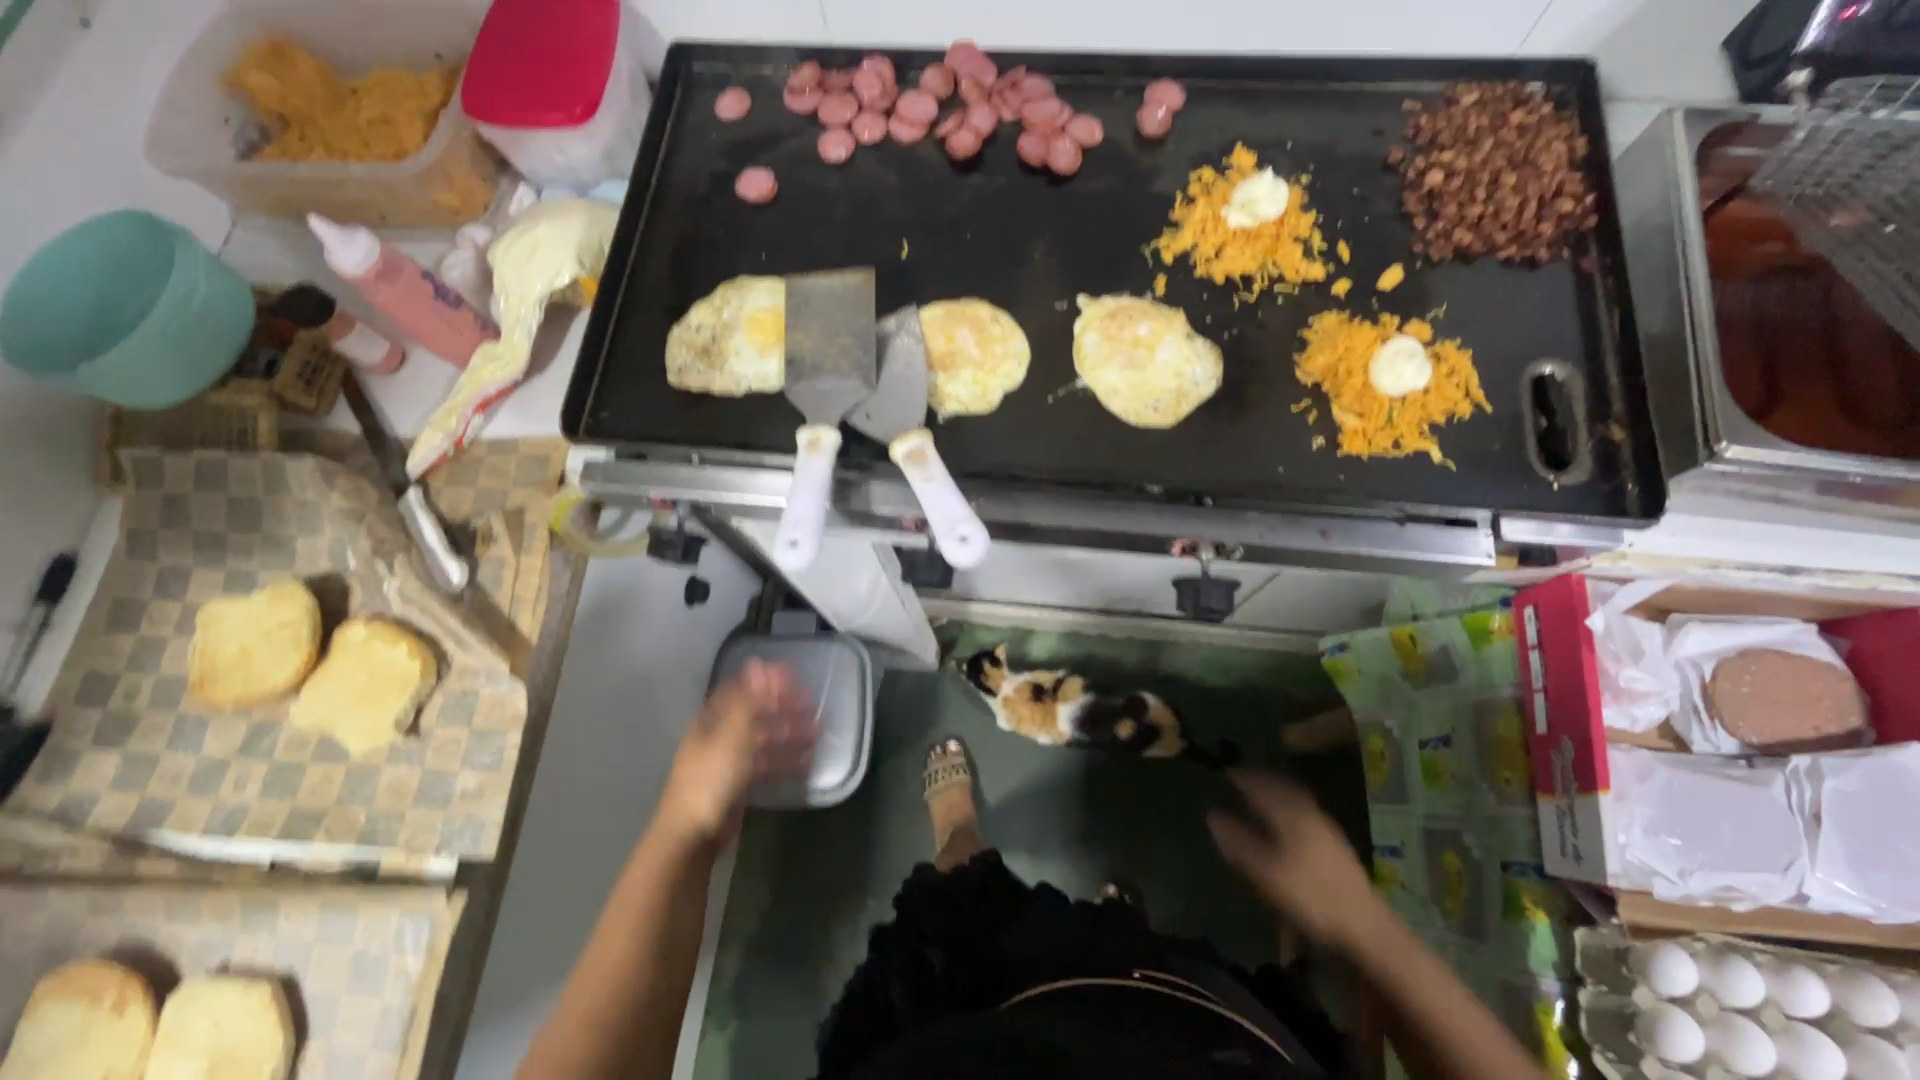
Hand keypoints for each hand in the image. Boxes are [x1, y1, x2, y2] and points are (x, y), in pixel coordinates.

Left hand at [656, 660, 815, 846]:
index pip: (741, 691)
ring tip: (818, 732)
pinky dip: (785, 762)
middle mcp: (718, 737)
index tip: (794, 677)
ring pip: (763, 741)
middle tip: (812, 705)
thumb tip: (758, 663)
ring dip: (789, 735)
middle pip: (755, 716)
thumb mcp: (731, 736)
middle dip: (783, 709)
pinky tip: (807, 762)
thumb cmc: (710, 780)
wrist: (691, 837)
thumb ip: (748, 701)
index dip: (766, 682)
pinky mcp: (738, 787)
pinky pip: (766, 767)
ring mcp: (728, 763)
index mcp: (711, 720)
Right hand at [1208, 771, 1384, 947]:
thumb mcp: (1265, 872)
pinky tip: (1287, 819)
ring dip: (1278, 791)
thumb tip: (1212, 815)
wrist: (1362, 924)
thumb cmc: (1308, 896)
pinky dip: (1290, 806)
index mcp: (1291, 815)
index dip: (1243, 778)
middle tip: (1242, 778)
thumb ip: (1238, 842)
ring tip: (1262, 793)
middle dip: (1262, 780)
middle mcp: (1310, 814)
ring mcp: (1326, 828)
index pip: (1262, 786)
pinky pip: (1306, 811)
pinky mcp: (1336, 844)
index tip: (1225, 771)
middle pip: (1283, 788)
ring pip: (1297, 799)